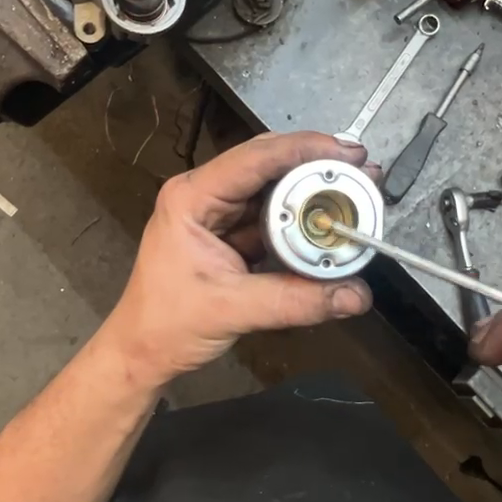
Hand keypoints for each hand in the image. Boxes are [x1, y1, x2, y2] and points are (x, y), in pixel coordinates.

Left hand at [99, 132, 375, 383]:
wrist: (141, 352)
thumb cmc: (166, 325)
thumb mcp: (233, 309)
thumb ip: (297, 301)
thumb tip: (355, 295)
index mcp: (192, 198)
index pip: (254, 158)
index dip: (304, 149)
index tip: (346, 152)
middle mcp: (204, 195)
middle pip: (268, 165)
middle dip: (315, 166)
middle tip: (360, 169)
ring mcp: (217, 214)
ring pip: (272, 190)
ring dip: (311, 192)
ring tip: (353, 191)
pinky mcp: (229, 235)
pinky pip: (271, 218)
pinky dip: (300, 221)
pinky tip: (328, 224)